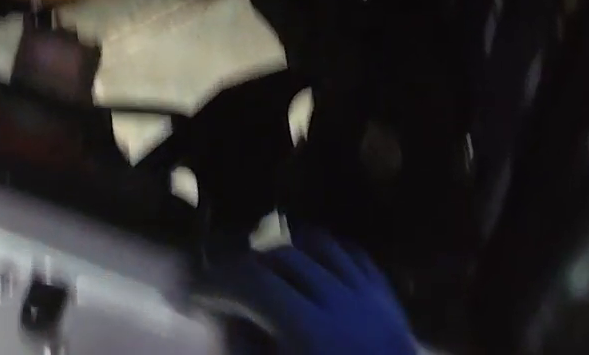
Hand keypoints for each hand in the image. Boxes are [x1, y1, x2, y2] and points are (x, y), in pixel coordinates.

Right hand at [205, 229, 416, 354]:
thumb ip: (244, 350)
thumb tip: (223, 314)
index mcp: (318, 335)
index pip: (254, 283)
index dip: (218, 282)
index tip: (195, 293)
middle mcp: (349, 306)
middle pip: (283, 257)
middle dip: (247, 267)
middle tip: (226, 287)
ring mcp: (377, 303)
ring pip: (319, 245)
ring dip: (286, 254)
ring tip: (268, 276)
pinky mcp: (393, 306)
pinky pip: (354, 257)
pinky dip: (325, 256)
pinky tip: (309, 273)